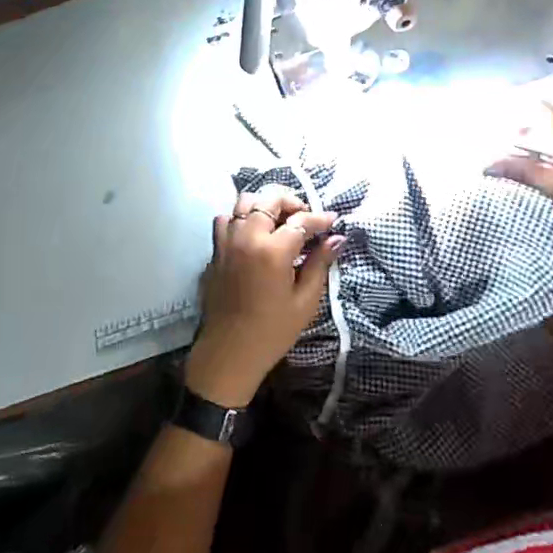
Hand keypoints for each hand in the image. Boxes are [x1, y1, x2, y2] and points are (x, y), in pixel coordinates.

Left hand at [186, 187, 342, 406]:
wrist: (229, 354)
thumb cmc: (273, 332)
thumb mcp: (305, 300)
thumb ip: (320, 264)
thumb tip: (337, 238)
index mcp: (273, 251)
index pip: (301, 220)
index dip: (320, 219)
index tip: (333, 222)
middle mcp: (247, 238)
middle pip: (269, 198)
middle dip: (291, 202)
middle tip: (306, 218)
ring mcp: (227, 242)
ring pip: (244, 202)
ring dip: (265, 205)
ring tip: (280, 221)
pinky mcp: (215, 252)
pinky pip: (226, 220)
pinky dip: (242, 218)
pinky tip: (255, 235)